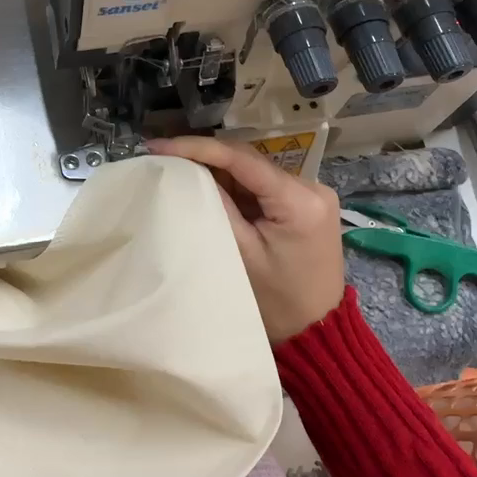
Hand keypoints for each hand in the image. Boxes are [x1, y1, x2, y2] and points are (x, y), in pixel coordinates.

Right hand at [146, 137, 344, 344]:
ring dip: (218, 169)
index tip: (159, 145)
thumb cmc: (278, 301)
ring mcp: (313, 193)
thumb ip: (216, 205)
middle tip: (162, 156)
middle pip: (249, 159)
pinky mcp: (307, 203)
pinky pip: (264, 184)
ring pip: (255, 169)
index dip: (197, 147)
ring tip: (176, 167)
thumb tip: (187, 171)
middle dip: (205, 156)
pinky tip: (207, 185)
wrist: (317, 331)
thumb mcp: (241, 253)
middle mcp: (312, 186)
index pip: (242, 159)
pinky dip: (236, 184)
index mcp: (299, 200)